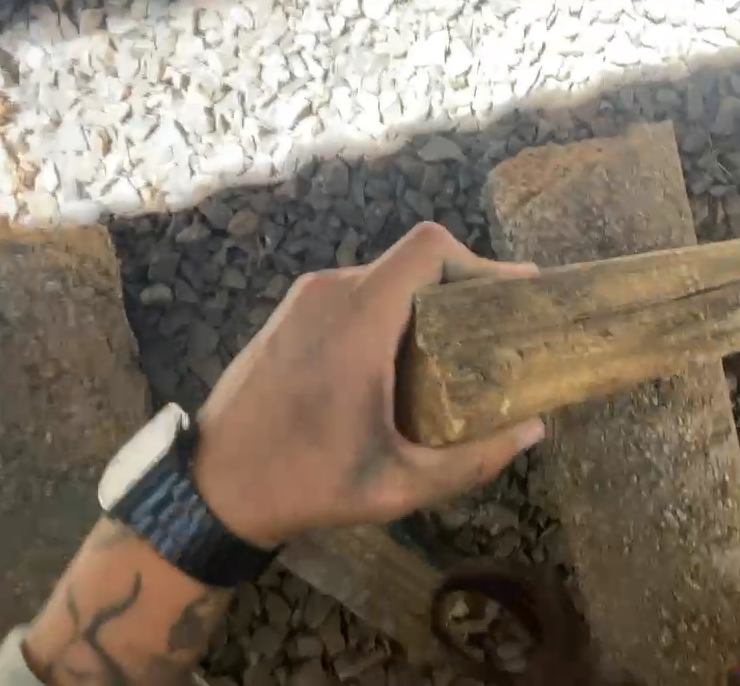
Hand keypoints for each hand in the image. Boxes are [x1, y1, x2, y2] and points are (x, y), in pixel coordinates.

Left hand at [191, 222, 545, 546]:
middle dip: (464, 282)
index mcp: (359, 318)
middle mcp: (334, 290)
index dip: (481, 259)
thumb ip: (473, 460)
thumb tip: (534, 431)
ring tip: (459, 340)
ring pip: (389, 272)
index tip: (514, 288)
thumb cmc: (304, 483)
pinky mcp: (294, 309)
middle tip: (497, 322)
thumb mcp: (397, 487)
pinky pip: (361, 287)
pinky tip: (405, 351)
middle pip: (416, 258)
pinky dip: (396, 304)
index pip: (430, 249)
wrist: (206, 490)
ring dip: (429, 295)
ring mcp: (308, 296)